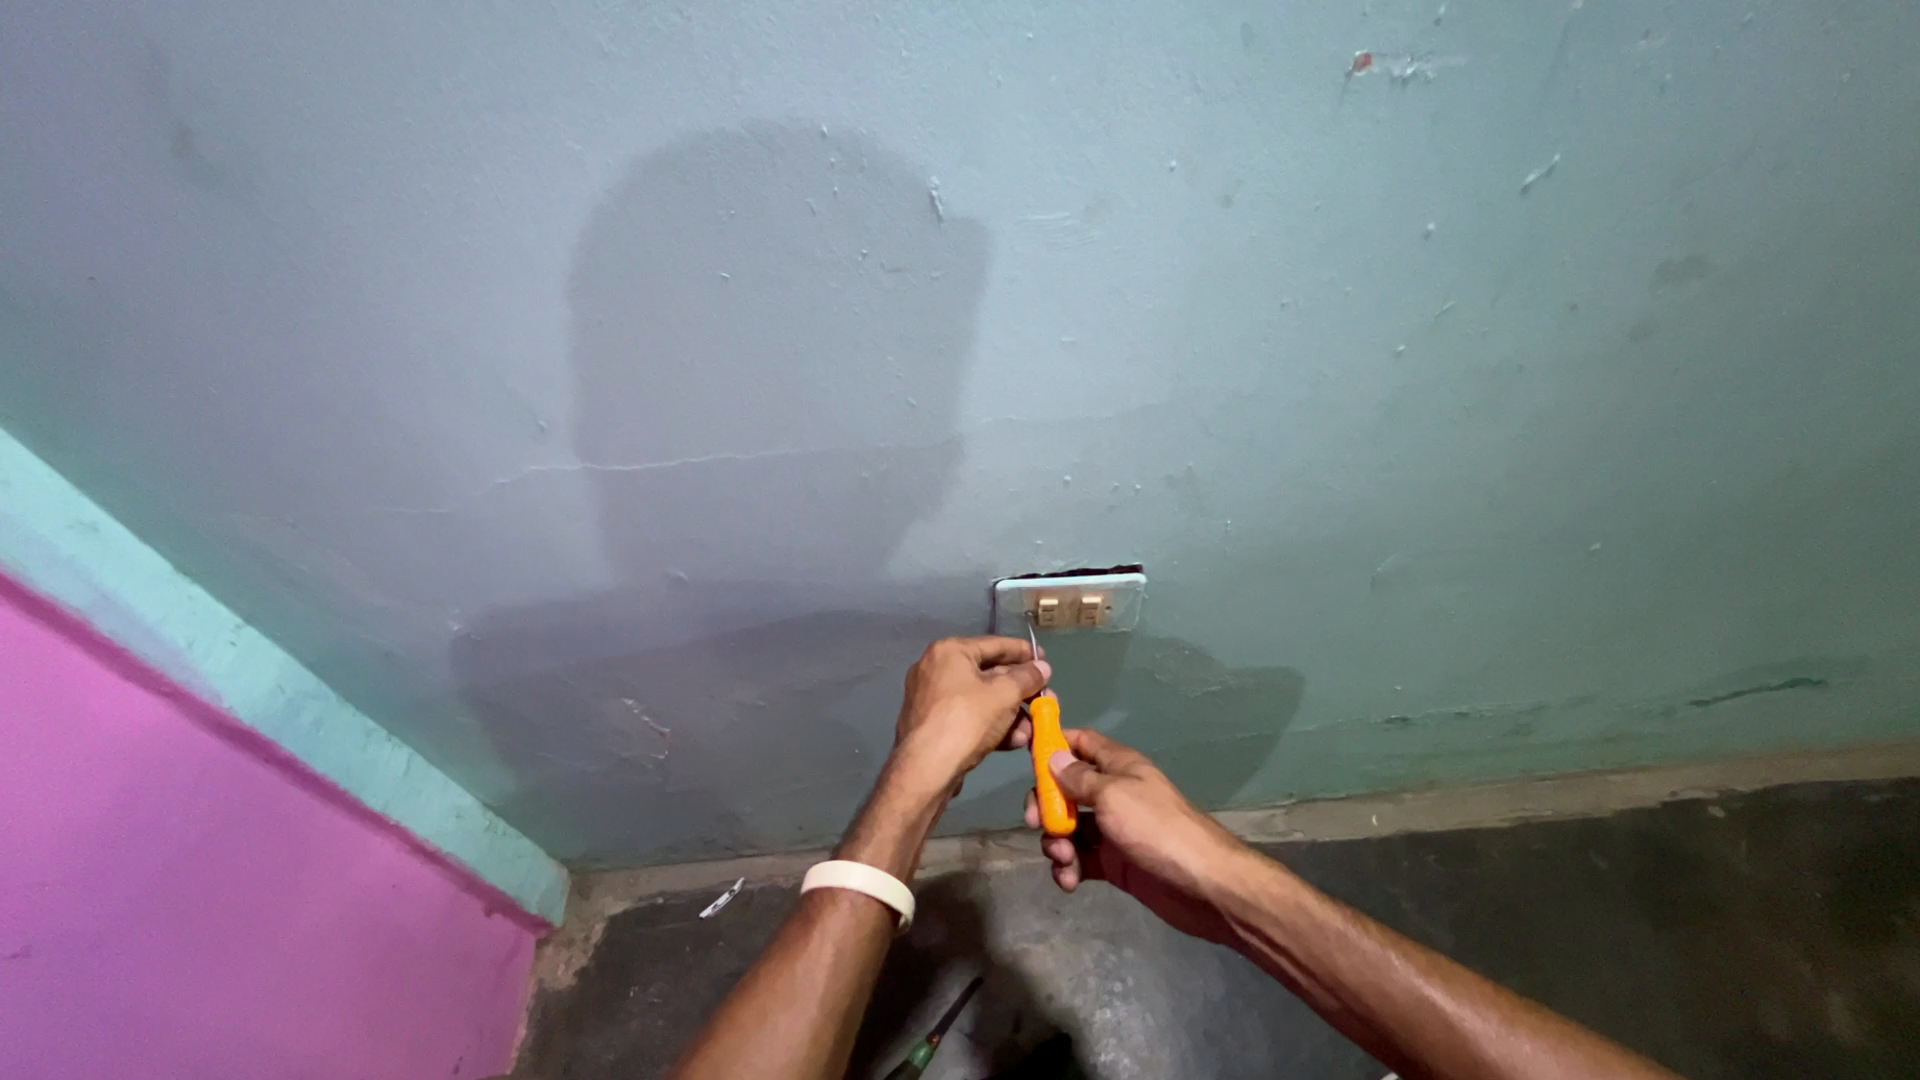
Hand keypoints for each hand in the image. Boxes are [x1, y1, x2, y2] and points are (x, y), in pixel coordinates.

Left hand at [888, 636, 1050, 791]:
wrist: (926, 770)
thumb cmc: (966, 720)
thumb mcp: (1004, 694)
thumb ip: (1027, 677)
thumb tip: (1042, 667)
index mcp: (949, 651)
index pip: (994, 644)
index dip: (1023, 652)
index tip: (1044, 660)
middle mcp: (936, 669)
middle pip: (989, 674)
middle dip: (1020, 692)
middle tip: (1045, 701)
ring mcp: (932, 698)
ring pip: (981, 700)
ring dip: (1011, 714)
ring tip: (1032, 730)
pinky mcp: (933, 725)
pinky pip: (969, 718)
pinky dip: (992, 727)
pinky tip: (1014, 742)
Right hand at [1025, 729, 1250, 944]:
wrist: (1203, 885)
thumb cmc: (1156, 827)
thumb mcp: (1112, 794)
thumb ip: (1078, 777)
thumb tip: (1053, 755)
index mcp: (1117, 766)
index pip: (1080, 742)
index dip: (1053, 744)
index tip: (1026, 757)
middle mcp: (1112, 793)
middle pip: (1064, 789)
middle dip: (1045, 805)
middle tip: (1037, 823)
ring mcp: (1113, 830)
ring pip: (1069, 827)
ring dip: (1056, 843)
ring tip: (1063, 861)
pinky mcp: (1114, 864)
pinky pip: (1080, 860)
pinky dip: (1069, 868)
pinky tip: (1069, 881)